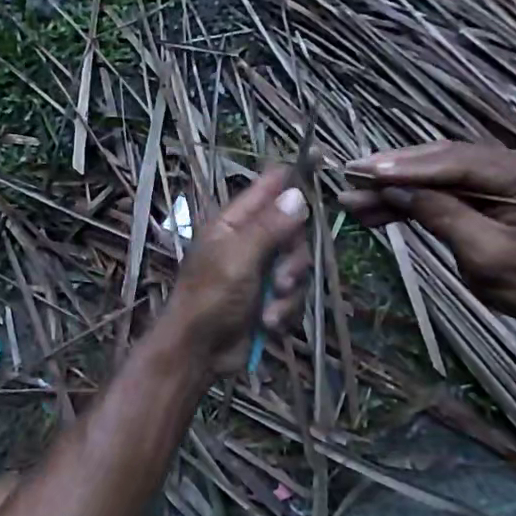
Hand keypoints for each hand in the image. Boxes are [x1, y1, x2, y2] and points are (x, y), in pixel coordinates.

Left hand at [162, 167, 313, 373]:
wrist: (198, 353)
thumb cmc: (209, 299)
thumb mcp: (238, 257)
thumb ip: (269, 226)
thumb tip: (297, 194)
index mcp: (234, 224)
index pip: (268, 188)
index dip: (291, 179)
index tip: (317, 162)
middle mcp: (249, 243)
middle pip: (293, 234)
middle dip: (293, 262)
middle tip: (281, 281)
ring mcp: (259, 273)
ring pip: (297, 270)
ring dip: (288, 295)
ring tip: (269, 314)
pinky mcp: (268, 301)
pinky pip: (294, 298)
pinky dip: (284, 313)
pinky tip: (268, 326)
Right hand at [337, 142, 515, 335]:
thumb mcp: (489, 258)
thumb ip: (442, 216)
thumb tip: (394, 189)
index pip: (462, 162)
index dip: (410, 167)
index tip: (365, 171)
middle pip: (450, 160)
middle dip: (397, 171)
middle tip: (351, 177)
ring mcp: (514, 175)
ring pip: (445, 173)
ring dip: (400, 185)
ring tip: (356, 196)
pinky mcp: (500, 191)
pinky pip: (453, 188)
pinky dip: (418, 197)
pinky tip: (384, 205)